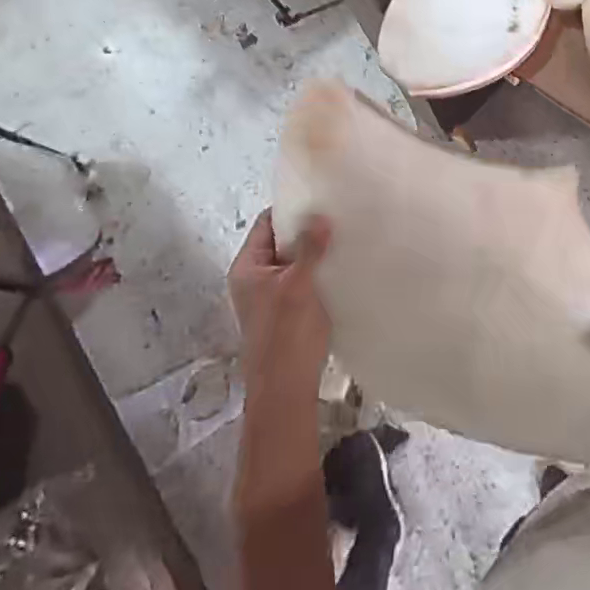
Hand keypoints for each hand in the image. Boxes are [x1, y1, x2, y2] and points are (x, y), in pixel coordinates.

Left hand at [227, 210, 332, 382]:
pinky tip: (339, 273)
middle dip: (306, 233)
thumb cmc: (287, 333)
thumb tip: (320, 216)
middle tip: (337, 219)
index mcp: (247, 267)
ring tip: (342, 242)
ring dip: (313, 256)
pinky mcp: (283, 316)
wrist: (284, 389)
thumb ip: (309, 248)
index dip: (291, 210)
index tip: (319, 201)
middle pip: (279, 244)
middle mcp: (252, 280)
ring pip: (291, 266)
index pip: (266, 224)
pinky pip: (299, 285)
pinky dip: (315, 277)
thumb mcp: (299, 285)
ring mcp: (267, 299)